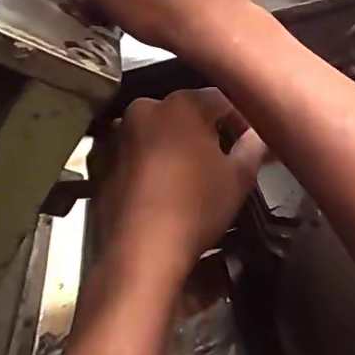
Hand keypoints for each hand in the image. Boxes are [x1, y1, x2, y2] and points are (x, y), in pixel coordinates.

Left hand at [91, 89, 267, 277]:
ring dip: (175, 143)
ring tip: (191, 171)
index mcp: (182, 105)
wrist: (140, 254)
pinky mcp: (98, 163)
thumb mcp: (240, 177)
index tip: (249, 143)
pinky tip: (161, 184)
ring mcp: (117, 136)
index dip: (241, 121)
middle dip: (206, 129)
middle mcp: (145, 110)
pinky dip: (148, 160)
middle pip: (186, 112)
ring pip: (158, 131)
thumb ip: (252, 146)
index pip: (222, 101)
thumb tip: (256, 134)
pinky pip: (133, 152)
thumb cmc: (196, 206)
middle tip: (222, 156)